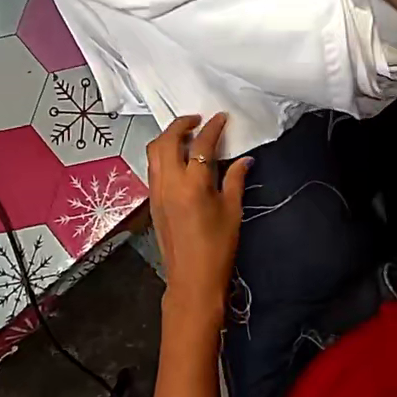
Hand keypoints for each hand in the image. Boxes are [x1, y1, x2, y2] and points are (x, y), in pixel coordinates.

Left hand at [147, 113, 251, 337]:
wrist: (192, 279)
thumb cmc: (217, 248)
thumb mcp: (232, 211)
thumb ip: (236, 180)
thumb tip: (244, 159)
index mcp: (192, 184)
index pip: (201, 145)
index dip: (213, 127)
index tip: (221, 117)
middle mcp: (169, 182)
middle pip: (167, 140)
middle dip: (181, 124)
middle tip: (198, 120)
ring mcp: (157, 191)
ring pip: (154, 152)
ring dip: (168, 137)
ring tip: (187, 134)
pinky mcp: (152, 201)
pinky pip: (153, 167)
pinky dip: (163, 154)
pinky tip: (178, 158)